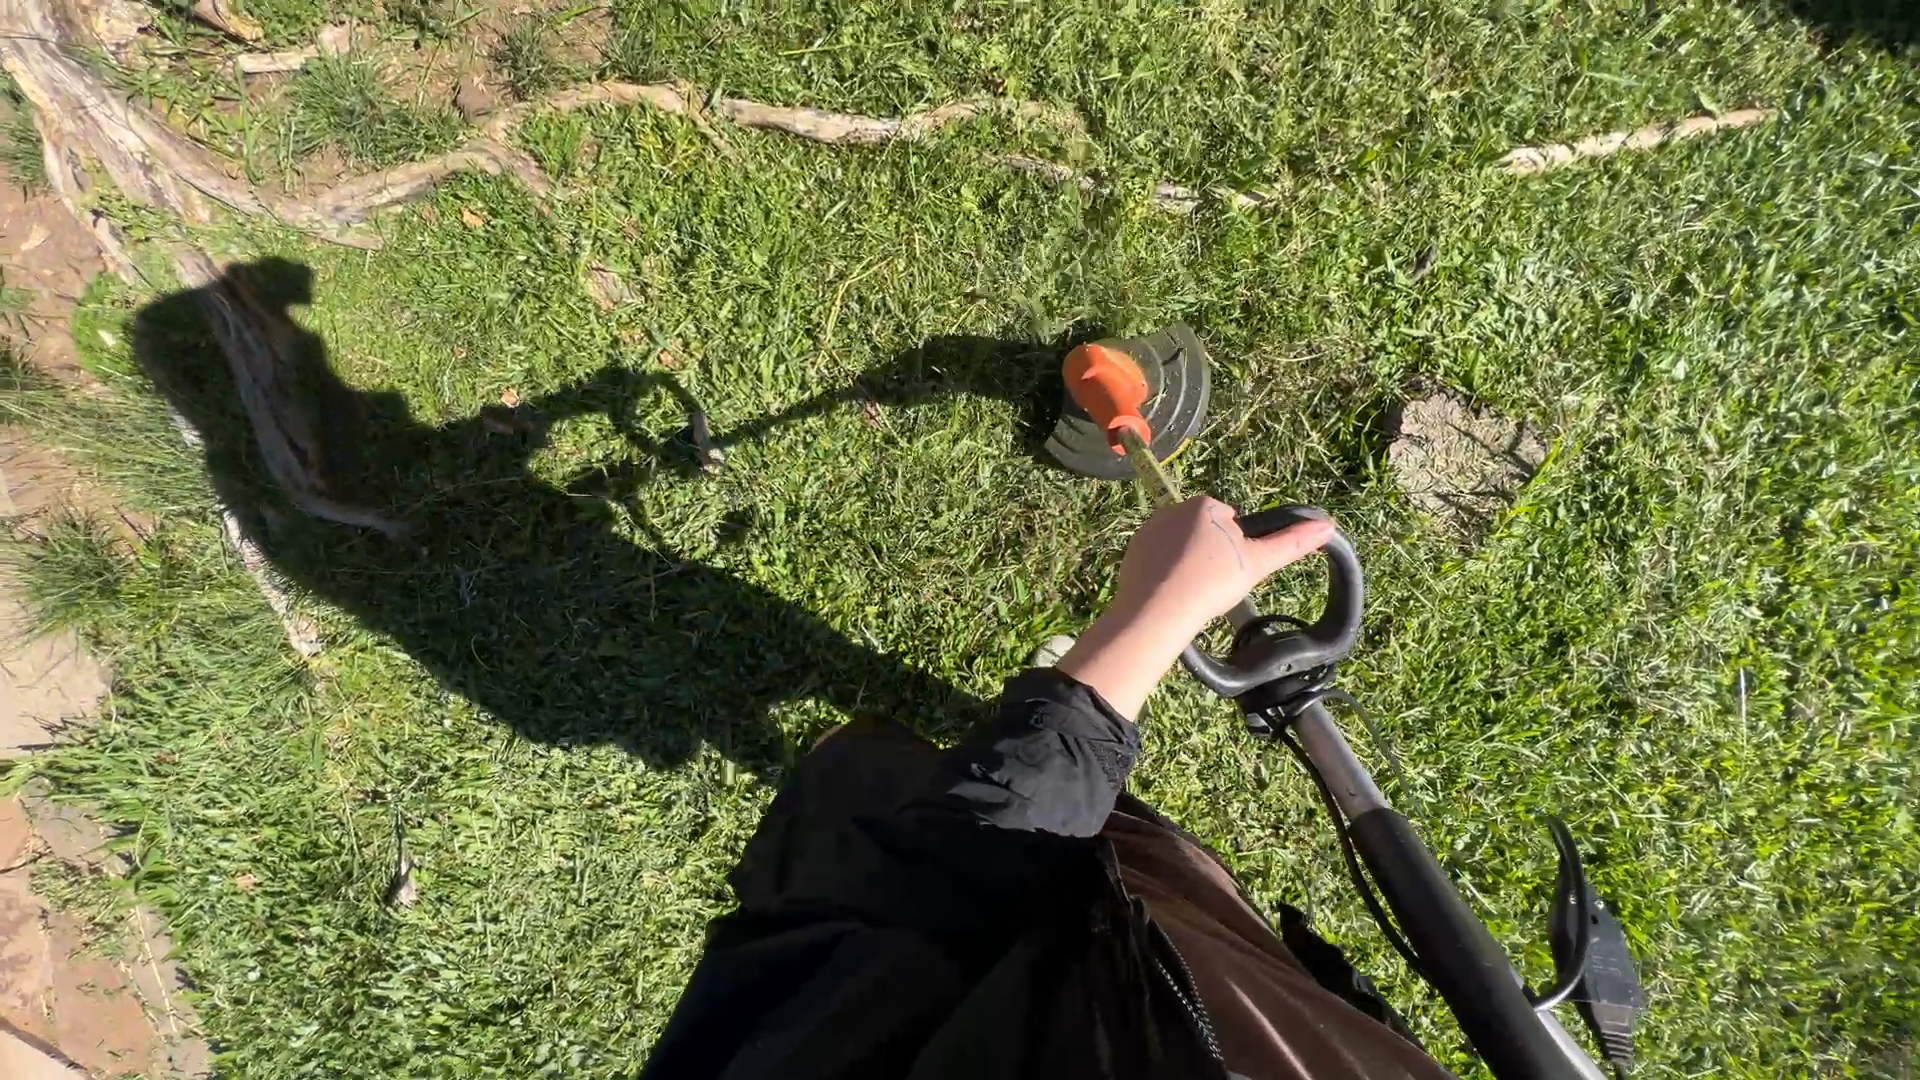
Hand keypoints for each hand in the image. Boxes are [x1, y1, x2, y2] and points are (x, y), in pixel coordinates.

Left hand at [1056, 497, 1333, 719]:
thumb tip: (1328, 526)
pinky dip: (1165, 571)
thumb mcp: (1258, 563)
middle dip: (1210, 552)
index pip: (1229, 520)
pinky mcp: (1133, 549)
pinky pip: (1157, 558)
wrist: (1160, 608)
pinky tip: (1171, 590)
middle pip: (1203, 531)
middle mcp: (1173, 509)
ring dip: (1188, 562)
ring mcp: (1149, 529)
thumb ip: (1290, 544)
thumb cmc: (1213, 582)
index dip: (1235, 547)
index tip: (1230, 569)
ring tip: (1193, 589)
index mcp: (1205, 505)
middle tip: (1213, 582)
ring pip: (1180, 544)